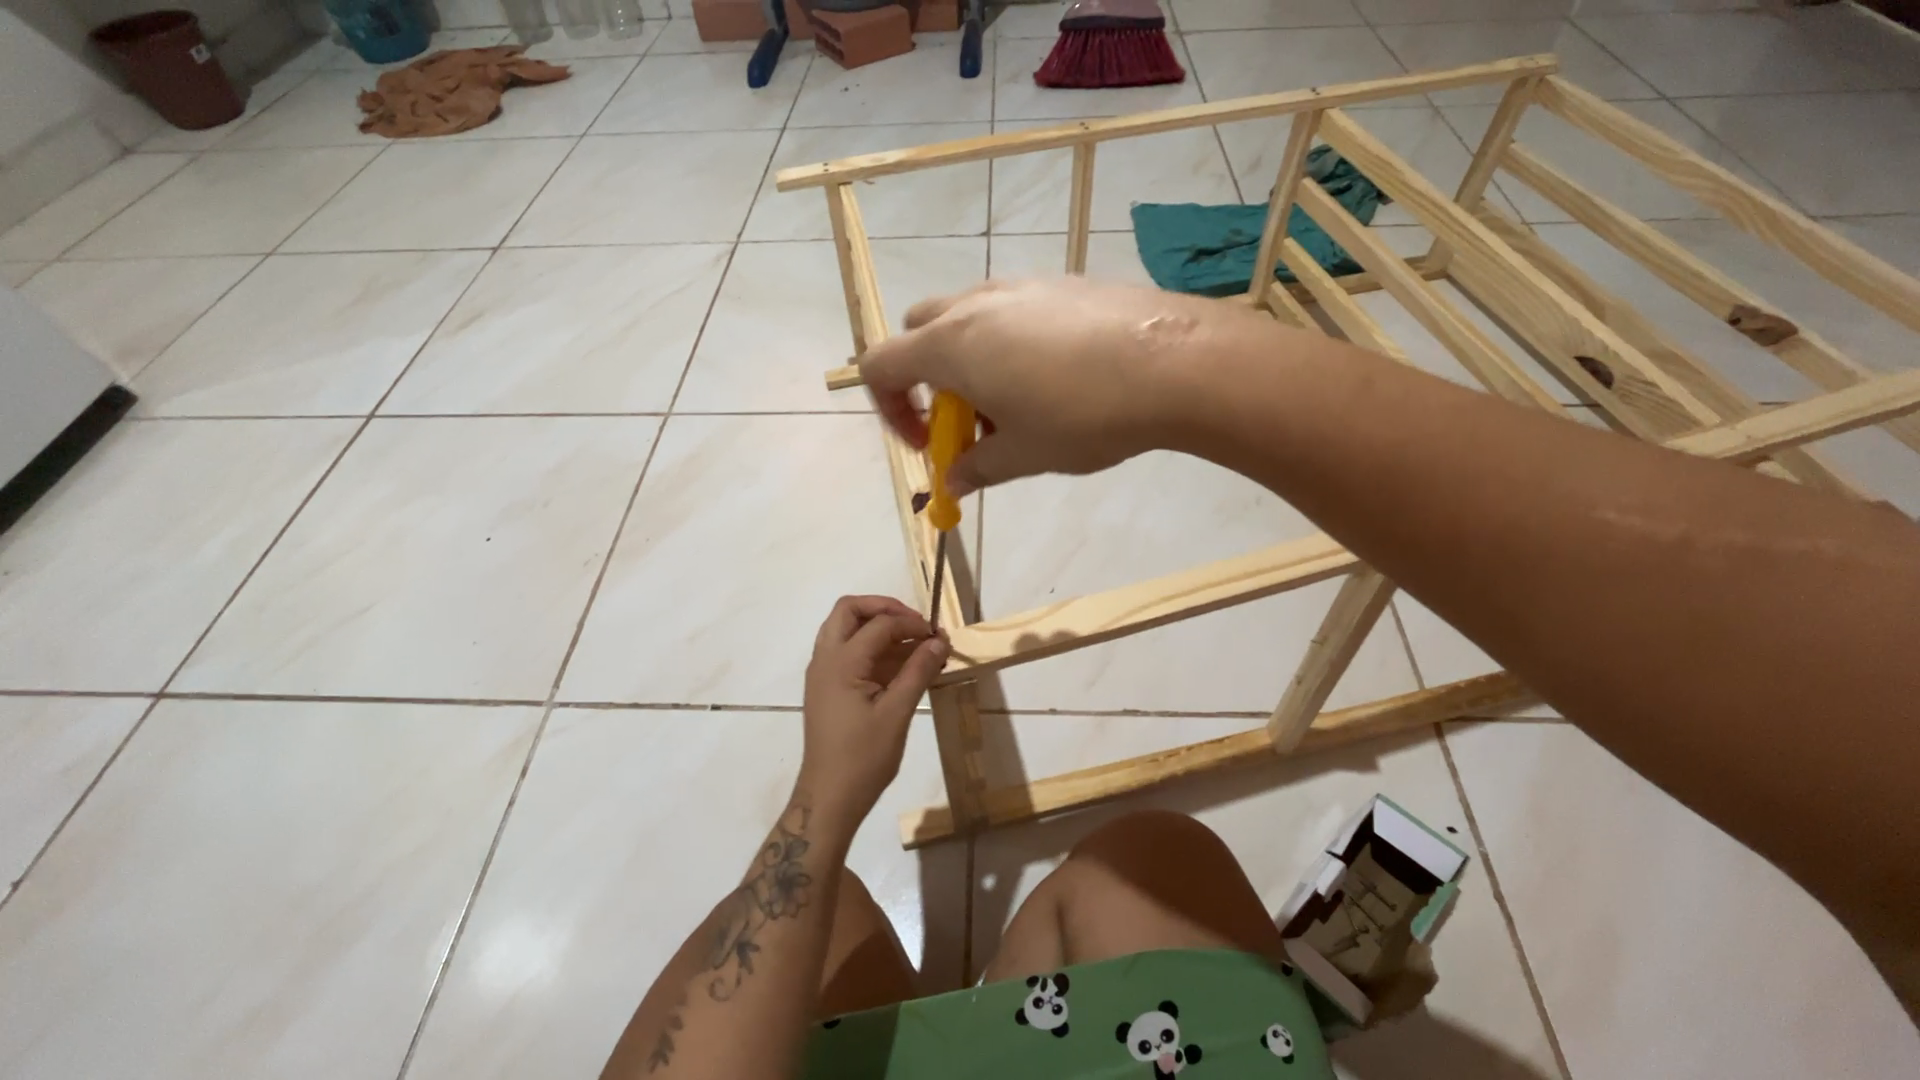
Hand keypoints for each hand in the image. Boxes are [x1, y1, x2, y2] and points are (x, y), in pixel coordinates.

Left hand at [800, 595, 948, 818]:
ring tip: (914, 646)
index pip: (879, 624)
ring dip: (878, 628)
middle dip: (884, 609)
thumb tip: (940, 641)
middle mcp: (825, 659)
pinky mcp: (827, 689)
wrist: (828, 798)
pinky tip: (902, 668)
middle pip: (849, 611)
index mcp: (840, 662)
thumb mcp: (897, 713)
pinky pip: (847, 653)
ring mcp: (822, 674)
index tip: (939, 637)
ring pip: (845, 630)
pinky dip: (872, 649)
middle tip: (915, 625)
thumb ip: (918, 672)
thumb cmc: (863, 758)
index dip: (912, 624)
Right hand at [858, 277, 1271, 496]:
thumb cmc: (1084, 416)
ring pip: (969, 319)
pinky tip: (1059, 379)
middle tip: (967, 422)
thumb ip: (976, 467)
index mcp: (951, 345)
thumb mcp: (1023, 455)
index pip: (880, 365)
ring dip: (971, 362)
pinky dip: (1011, 344)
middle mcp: (975, 304)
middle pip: (920, 333)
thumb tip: (953, 481)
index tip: (928, 444)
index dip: (890, 410)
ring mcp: (1020, 286)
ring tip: (1017, 405)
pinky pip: (1014, 311)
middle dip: (927, 380)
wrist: (1175, 362)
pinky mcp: (1062, 282)